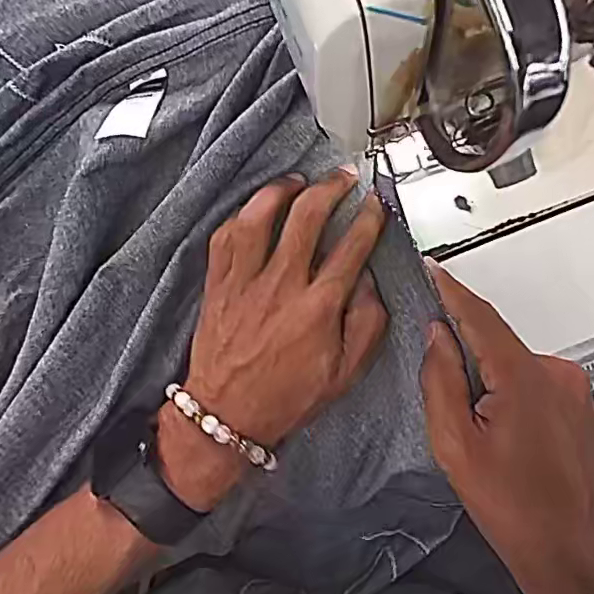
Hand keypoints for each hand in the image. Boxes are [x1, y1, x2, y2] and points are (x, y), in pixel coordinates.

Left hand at [158, 169, 388, 509]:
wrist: (227, 414)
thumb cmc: (284, 396)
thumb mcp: (344, 373)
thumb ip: (367, 324)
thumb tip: (370, 283)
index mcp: (317, 308)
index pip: (351, 247)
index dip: (368, 218)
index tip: (375, 204)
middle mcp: (281, 287)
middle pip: (308, 217)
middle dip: (331, 188)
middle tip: (342, 179)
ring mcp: (245, 282)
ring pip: (260, 217)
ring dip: (282, 190)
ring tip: (298, 182)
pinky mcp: (218, 284)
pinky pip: (225, 237)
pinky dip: (241, 215)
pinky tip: (255, 209)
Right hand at [420, 261, 593, 593]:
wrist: (571, 554)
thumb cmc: (515, 510)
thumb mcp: (454, 445)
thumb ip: (440, 379)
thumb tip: (437, 336)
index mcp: (523, 378)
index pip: (479, 315)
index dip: (450, 289)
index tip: (431, 269)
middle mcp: (555, 373)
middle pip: (494, 340)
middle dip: (464, 353)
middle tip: (445, 395)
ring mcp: (573, 387)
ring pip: (512, 362)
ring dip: (487, 377)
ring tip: (478, 430)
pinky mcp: (580, 402)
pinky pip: (532, 378)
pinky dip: (508, 389)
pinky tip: (501, 431)